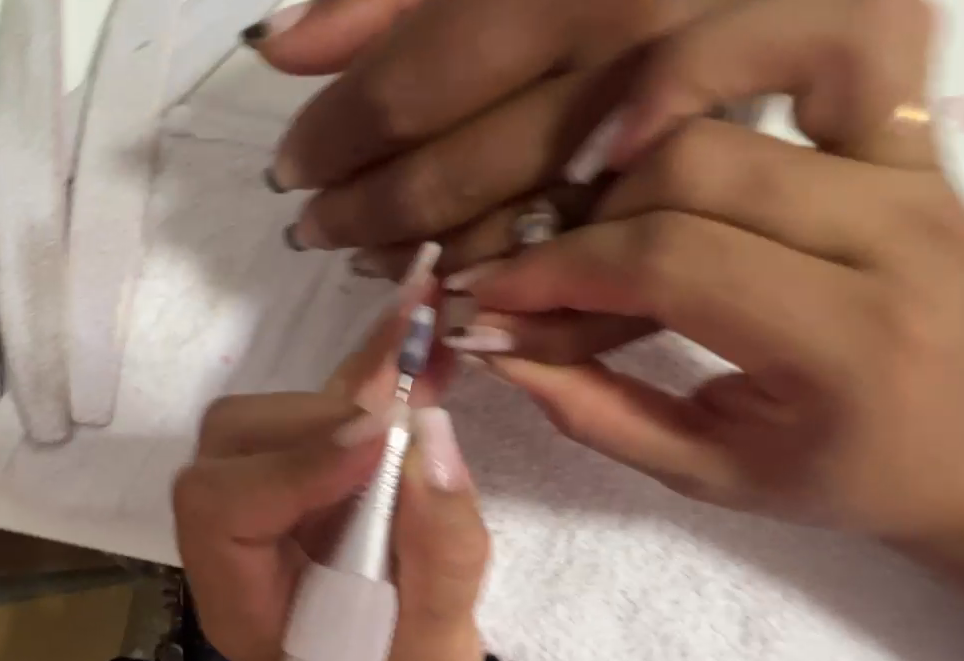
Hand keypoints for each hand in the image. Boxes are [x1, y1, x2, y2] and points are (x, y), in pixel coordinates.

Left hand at [173, 304, 490, 660]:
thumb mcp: (434, 654)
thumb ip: (437, 559)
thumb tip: (433, 439)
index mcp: (239, 599)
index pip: (224, 509)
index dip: (294, 467)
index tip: (378, 446)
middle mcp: (233, 539)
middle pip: (238, 443)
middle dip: (325, 422)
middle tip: (407, 415)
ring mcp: (265, 500)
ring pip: (275, 415)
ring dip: (351, 388)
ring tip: (425, 363)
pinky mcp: (305, 476)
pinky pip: (324, 409)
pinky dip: (371, 365)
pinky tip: (416, 317)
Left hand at [248, 0, 721, 272]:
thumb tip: (273, 46)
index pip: (412, 89)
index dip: (333, 139)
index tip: (287, 170)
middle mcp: (629, 80)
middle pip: (454, 178)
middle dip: (364, 215)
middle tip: (311, 231)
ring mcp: (665, 165)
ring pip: (508, 244)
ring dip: (422, 265)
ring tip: (365, 263)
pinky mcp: (690, 227)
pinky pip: (581, 298)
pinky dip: (507, 311)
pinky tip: (453, 303)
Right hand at [446, 0, 963, 540]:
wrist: (953, 445)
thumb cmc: (823, 474)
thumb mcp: (699, 473)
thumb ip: (594, 411)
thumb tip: (490, 345)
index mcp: (846, 343)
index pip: (674, 264)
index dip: (562, 271)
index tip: (489, 297)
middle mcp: (898, 235)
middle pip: (699, 168)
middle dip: (584, 220)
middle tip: (529, 270)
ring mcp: (919, 168)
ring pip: (766, 68)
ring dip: (651, 111)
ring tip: (595, 178)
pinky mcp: (920, 135)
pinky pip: (857, 29)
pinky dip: (760, 37)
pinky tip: (686, 98)